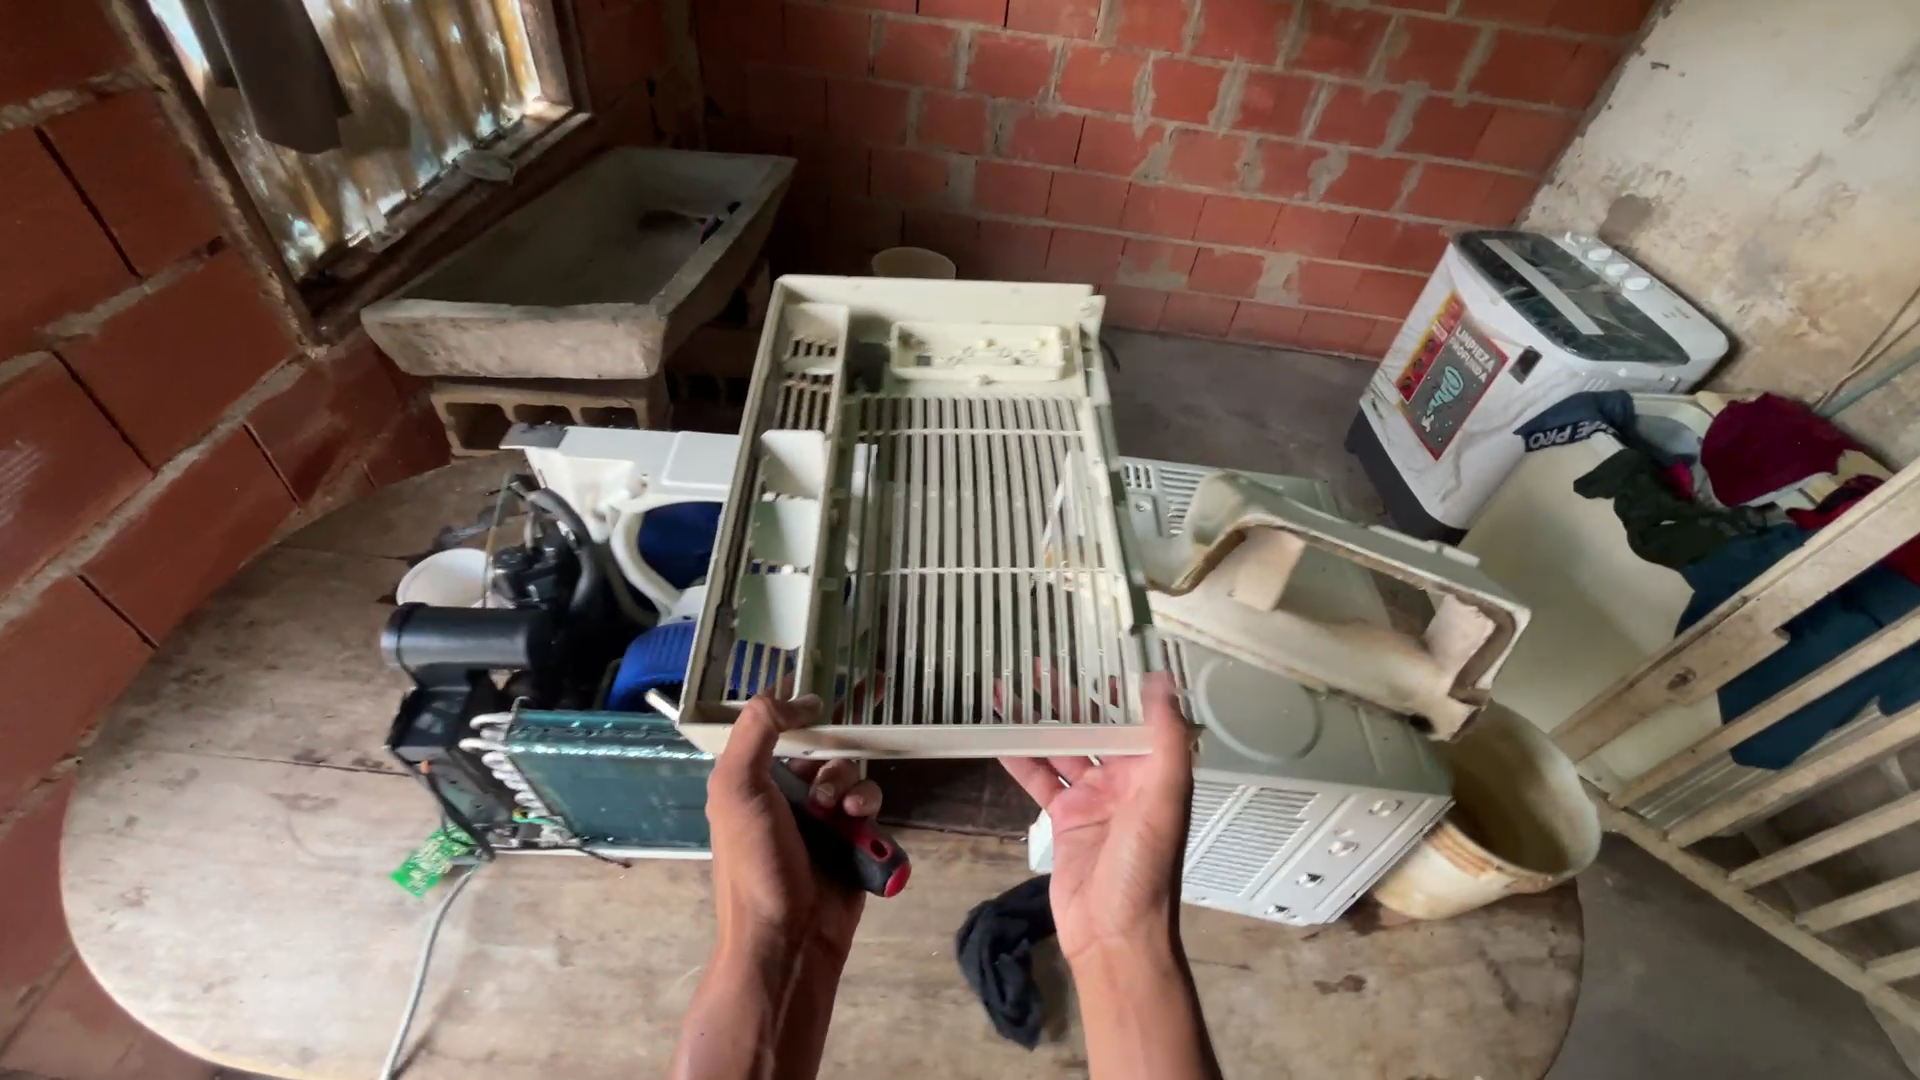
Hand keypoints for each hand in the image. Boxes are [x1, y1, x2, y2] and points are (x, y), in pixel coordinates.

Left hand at [705, 693, 883, 965]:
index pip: (776, 726)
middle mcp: (786, 795)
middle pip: (823, 747)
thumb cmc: (754, 861)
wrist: (787, 940)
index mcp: (752, 780)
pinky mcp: (853, 840)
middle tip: (825, 783)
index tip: (824, 686)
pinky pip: (871, 803)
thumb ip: (758, 730)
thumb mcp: (737, 787)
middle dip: (832, 754)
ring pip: (851, 772)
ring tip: (843, 808)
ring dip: (851, 782)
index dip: (799, 704)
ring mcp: (822, 819)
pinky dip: (868, 805)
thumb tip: (796, 697)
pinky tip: (860, 820)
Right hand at [998, 671, 1194, 962]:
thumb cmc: (1145, 868)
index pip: (1131, 718)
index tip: (1092, 654)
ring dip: (1038, 724)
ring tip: (1011, 694)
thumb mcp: (1164, 800)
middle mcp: (1123, 779)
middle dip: (1066, 699)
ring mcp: (1091, 797)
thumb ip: (1165, 740)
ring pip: (1060, 749)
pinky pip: (1040, 779)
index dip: (1114, 687)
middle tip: (1036, 667)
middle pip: (1091, 728)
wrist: (1113, 934)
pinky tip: (999, 737)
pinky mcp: (1064, 817)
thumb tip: (1163, 683)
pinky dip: (1020, 758)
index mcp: (1152, 771)